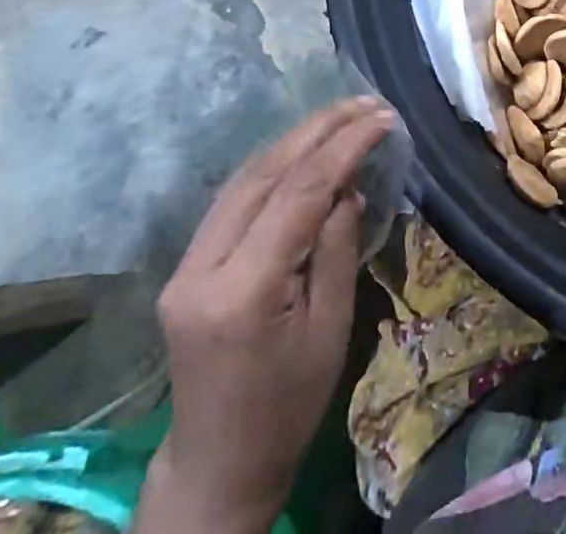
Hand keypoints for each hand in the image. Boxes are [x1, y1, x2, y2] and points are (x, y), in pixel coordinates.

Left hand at [150, 99, 392, 533]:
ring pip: (240, 181)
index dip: (343, 149)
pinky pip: (230, 202)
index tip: (381, 119)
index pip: (298, 196)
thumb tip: (347, 189)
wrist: (219, 461)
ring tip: (338, 117)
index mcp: (243, 292)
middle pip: (262, 176)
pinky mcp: (184, 267)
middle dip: (316, 131)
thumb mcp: (332, 331)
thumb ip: (336, 251)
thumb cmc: (289, 406)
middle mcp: (201, 268)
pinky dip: (270, 170)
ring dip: (292, 143)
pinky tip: (299, 153)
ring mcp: (184, 265)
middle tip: (363, 104)